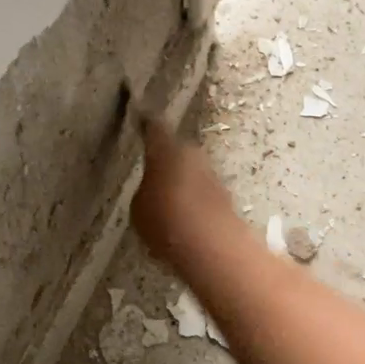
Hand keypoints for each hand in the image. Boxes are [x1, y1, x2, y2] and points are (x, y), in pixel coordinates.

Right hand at [130, 116, 239, 268]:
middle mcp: (192, 154)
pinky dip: (192, 199)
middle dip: (165, 159)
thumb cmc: (165, 222)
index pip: (153, 127)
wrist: (212, 248)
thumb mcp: (139, 208)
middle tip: (150, 172)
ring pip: (190, 171)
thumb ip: (144, 191)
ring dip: (180, 181)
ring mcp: (212, 174)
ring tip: (166, 201)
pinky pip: (201, 191)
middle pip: (175, 150)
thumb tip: (153, 190)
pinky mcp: (225, 196)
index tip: (139, 115)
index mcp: (166, 150)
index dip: (145, 123)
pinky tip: (183, 218)